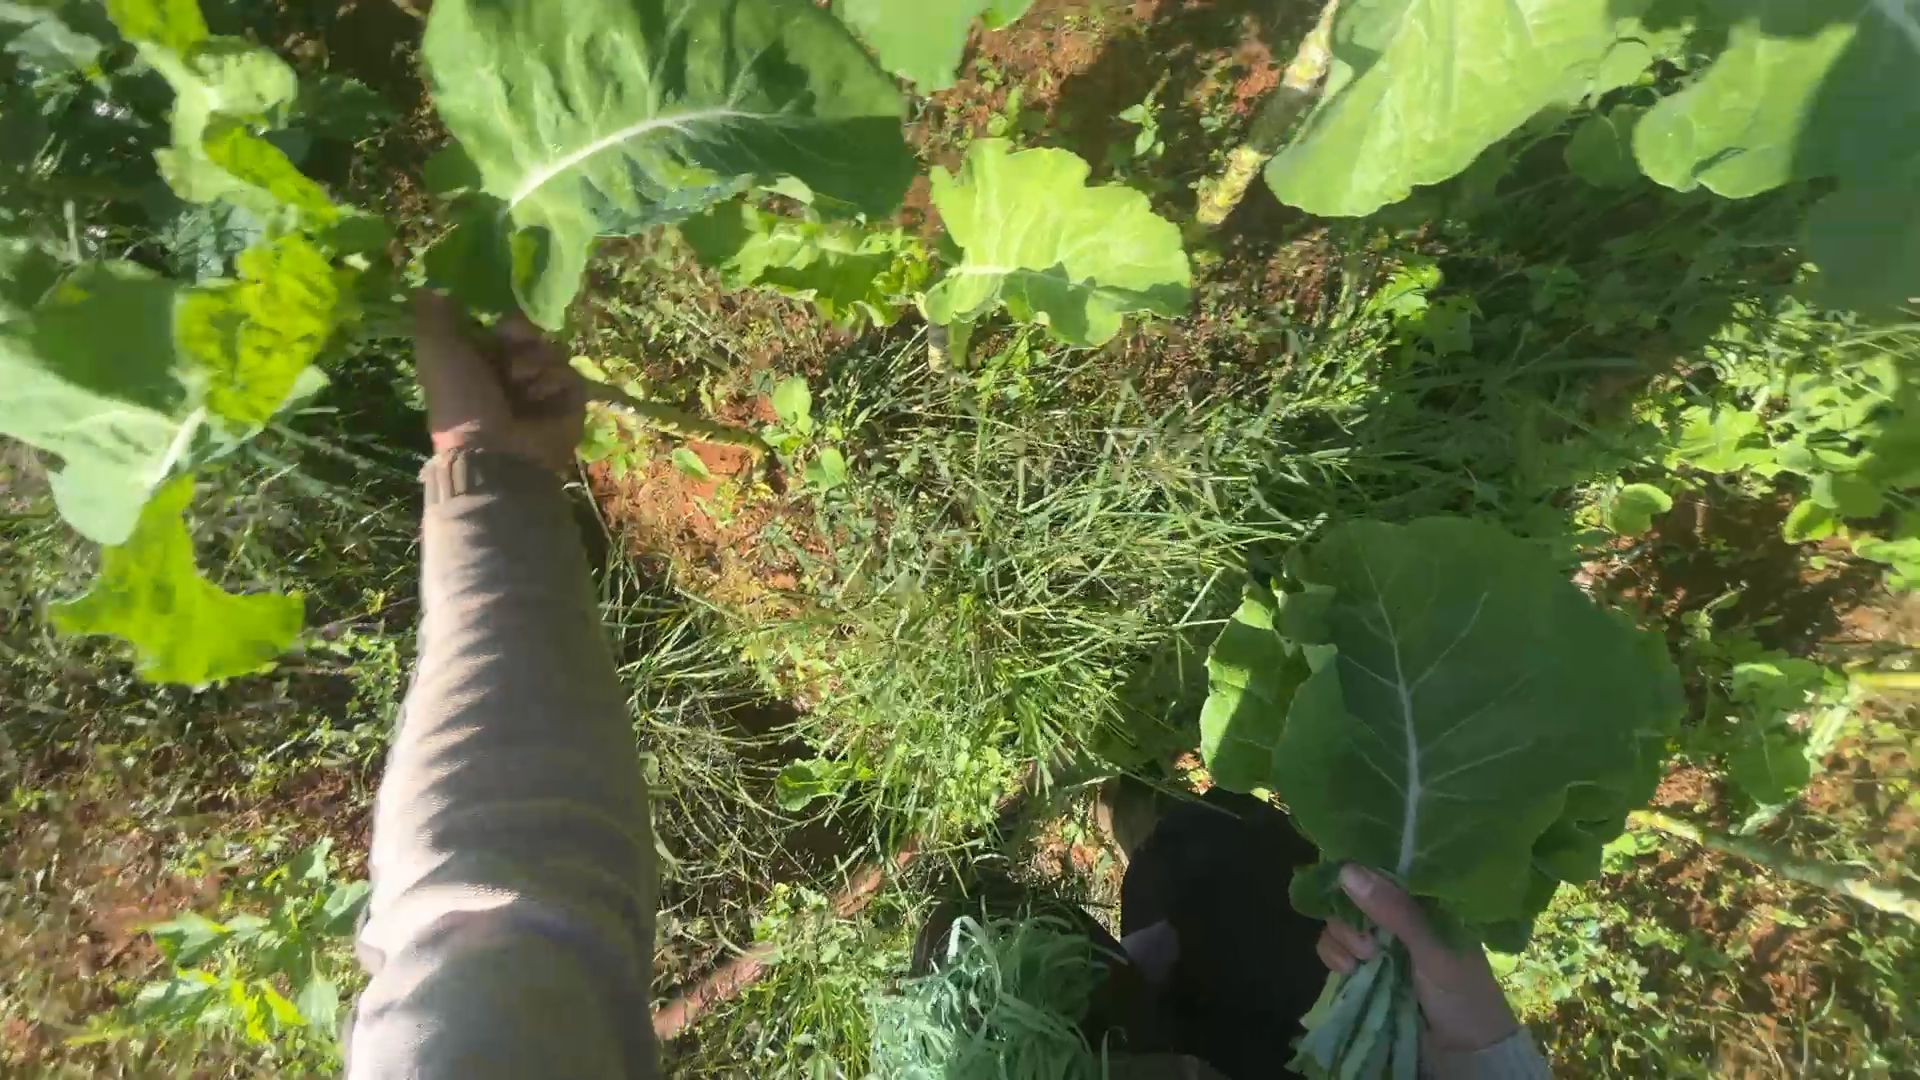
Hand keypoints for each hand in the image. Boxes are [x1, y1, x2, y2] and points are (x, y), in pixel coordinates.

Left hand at [413, 292, 586, 470]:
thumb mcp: (437, 352)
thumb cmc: (462, 402)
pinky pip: (573, 378)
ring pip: (555, 354)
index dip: (506, 323)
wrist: (495, 451)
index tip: (502, 324)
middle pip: (534, 338)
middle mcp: (517, 376)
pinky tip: (542, 397)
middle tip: (515, 348)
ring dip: (538, 364)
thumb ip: (435, 319)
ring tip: (524, 385)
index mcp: (484, 364)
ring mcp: (546, 392)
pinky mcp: (571, 405)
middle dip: (524, 339)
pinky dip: (557, 383)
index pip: (506, 329)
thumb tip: (431, 288)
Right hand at [1316, 863, 1519, 1052]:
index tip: (1343, 878)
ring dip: (1342, 938)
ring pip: (1338, 919)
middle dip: (1349, 914)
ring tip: (1362, 961)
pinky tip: (1348, 970)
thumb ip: (1396, 911)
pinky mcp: (1360, 966)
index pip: (1381, 869)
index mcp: (1420, 901)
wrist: (1465, 1058)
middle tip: (1366, 941)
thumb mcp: (1434, 950)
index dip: (1358, 870)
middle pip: (1352, 893)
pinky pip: (1331, 945)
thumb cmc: (1463, 994)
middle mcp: (1394, 915)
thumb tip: (1346, 870)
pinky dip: (1333, 954)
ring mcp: (1376, 941)